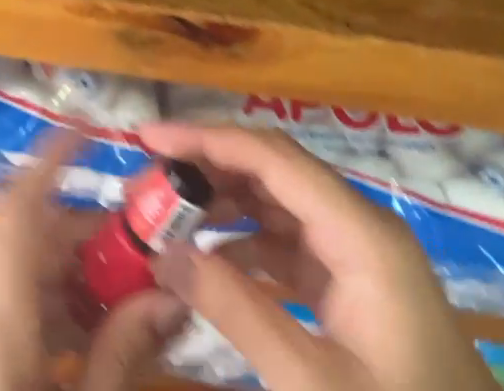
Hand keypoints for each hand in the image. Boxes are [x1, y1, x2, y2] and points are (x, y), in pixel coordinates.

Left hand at [0, 131, 191, 390]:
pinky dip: (51, 306)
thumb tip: (173, 293)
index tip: (90, 134)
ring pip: (25, 273)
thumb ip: (125, 348)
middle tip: (153, 264)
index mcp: (0, 309)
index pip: (19, 208)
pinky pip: (10, 303)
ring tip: (132, 311)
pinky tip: (89, 341)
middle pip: (35, 242)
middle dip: (94, 242)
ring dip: (77, 280)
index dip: (51, 161)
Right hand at [140, 123, 496, 390]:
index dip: (205, 139)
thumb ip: (235, 310)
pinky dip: (241, 245)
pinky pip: (286, 246)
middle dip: (205, 170)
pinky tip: (205, 263)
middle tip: (143, 187)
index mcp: (360, 234)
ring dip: (220, 206)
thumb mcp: (310, 382)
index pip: (272, 158)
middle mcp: (359, 228)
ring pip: (276, 206)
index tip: (145, 138)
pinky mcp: (352, 287)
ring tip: (163, 220)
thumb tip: (163, 253)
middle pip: (273, 172)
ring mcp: (358, 257)